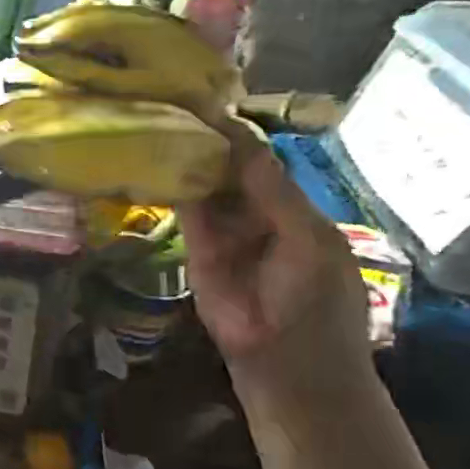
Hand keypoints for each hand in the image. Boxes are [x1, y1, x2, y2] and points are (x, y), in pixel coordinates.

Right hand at [180, 123, 369, 378]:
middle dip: (207, 144)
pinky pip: (187, 213)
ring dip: (186, 162)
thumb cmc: (314, 304)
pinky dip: (173, 189)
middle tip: (172, 108)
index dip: (239, 137)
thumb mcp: (306, 240)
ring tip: (157, 126)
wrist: (286, 364)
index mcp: (293, 210)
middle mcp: (255, 215)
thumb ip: (273, 193)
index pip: (262, 164)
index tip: (209, 104)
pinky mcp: (195, 251)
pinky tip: (155, 163)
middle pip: (228, 172)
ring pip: (203, 189)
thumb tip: (243, 143)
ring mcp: (223, 233)